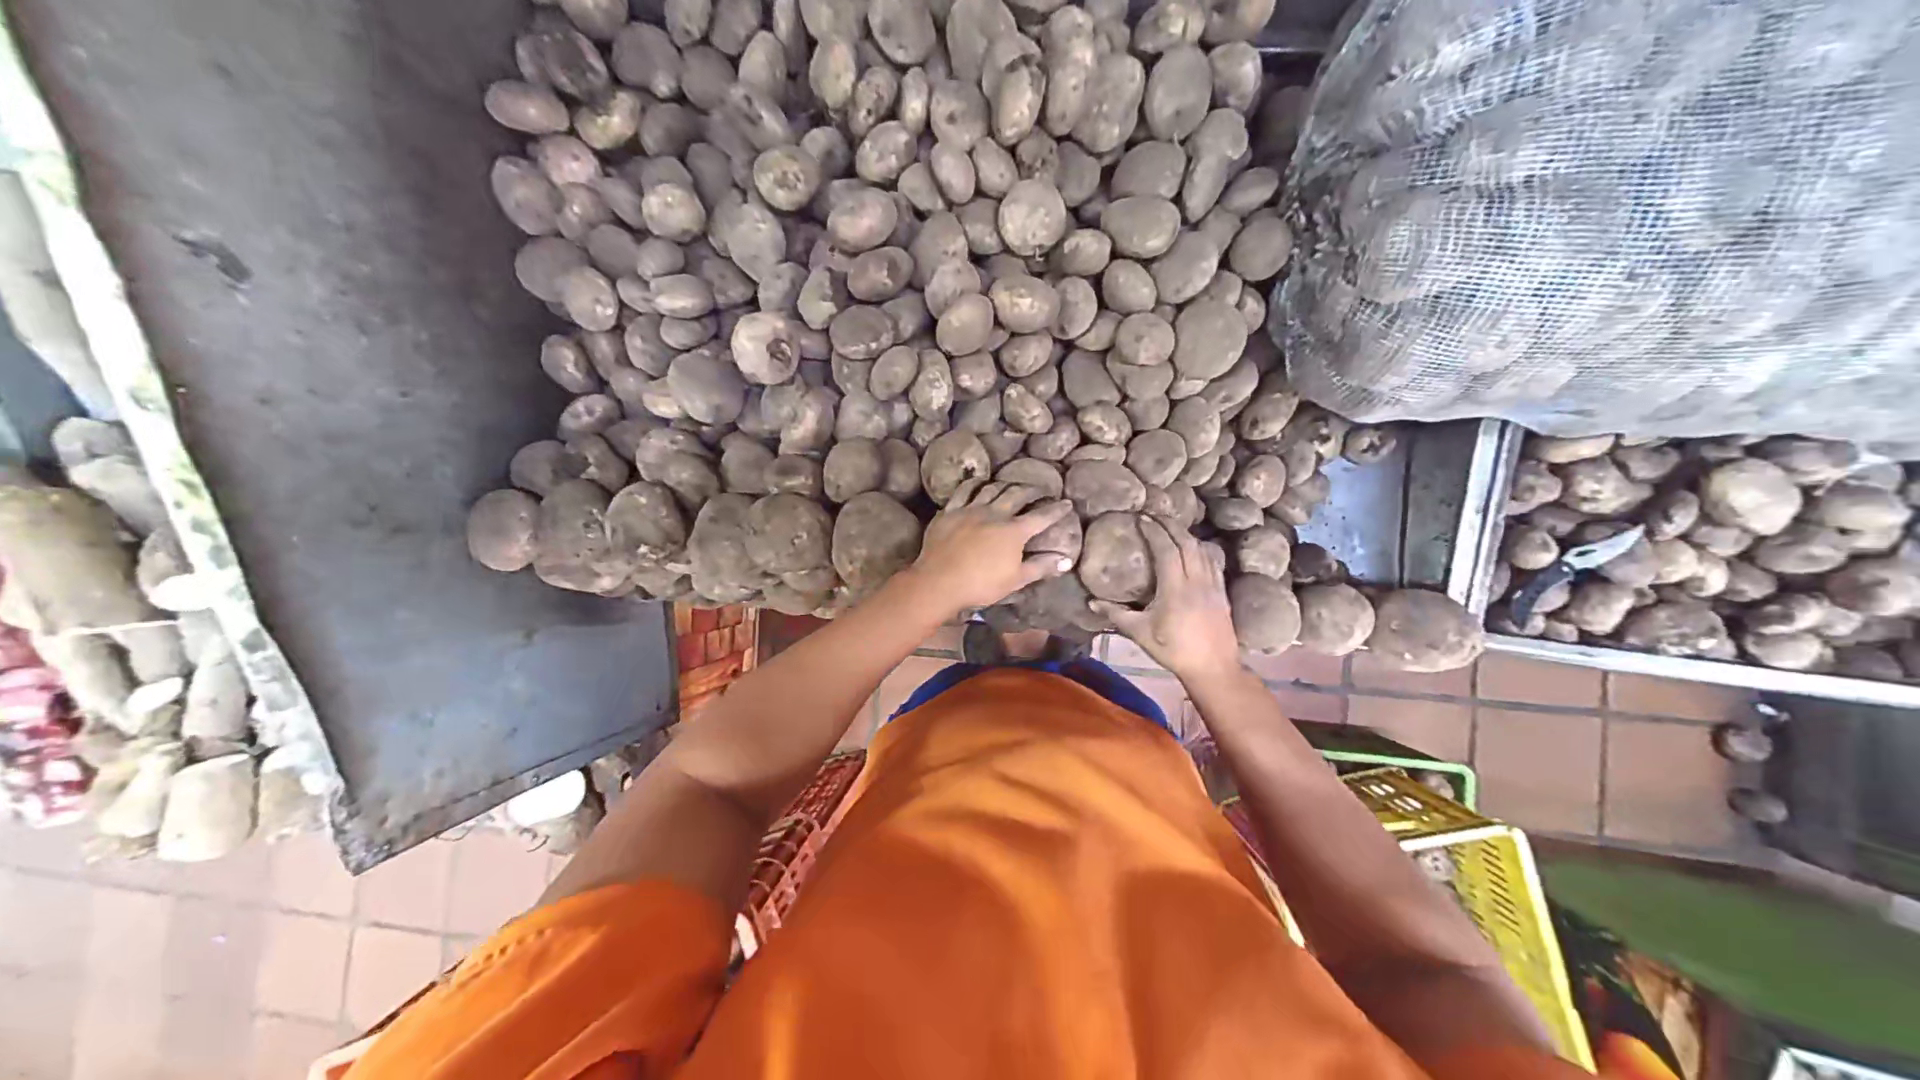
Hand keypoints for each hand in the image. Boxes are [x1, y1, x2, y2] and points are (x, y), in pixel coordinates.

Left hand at [907, 479, 1074, 614]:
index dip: (1056, 510)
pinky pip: (964, 490)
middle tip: (1039, 490)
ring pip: (992, 488)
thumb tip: (1066, 560)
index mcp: (1014, 531)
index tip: (1066, 503)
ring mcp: (970, 509)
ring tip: (1011, 485)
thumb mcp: (1016, 579)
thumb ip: (1041, 566)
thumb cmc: (981, 584)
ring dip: (1005, 485)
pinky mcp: (950, 511)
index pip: (1041, 516)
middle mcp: (995, 513)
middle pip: (1017, 494)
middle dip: (1031, 490)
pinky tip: (978, 482)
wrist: (939, 582)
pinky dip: (974, 484)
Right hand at [1090, 517, 1241, 681]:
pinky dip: (1200, 548)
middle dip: (1170, 524)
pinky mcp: (1222, 592)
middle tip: (1154, 515)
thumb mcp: (1140, 633)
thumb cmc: (1174, 651)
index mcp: (1176, 588)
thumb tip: (1091, 602)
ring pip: (1201, 549)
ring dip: (1185, 534)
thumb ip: (1116, 614)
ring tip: (1171, 527)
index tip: (1141, 518)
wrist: (1214, 668)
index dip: (1154, 531)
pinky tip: (1193, 548)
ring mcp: (1213, 585)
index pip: (1166, 549)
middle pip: (1186, 542)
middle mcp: (1197, 580)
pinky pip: (1212, 561)